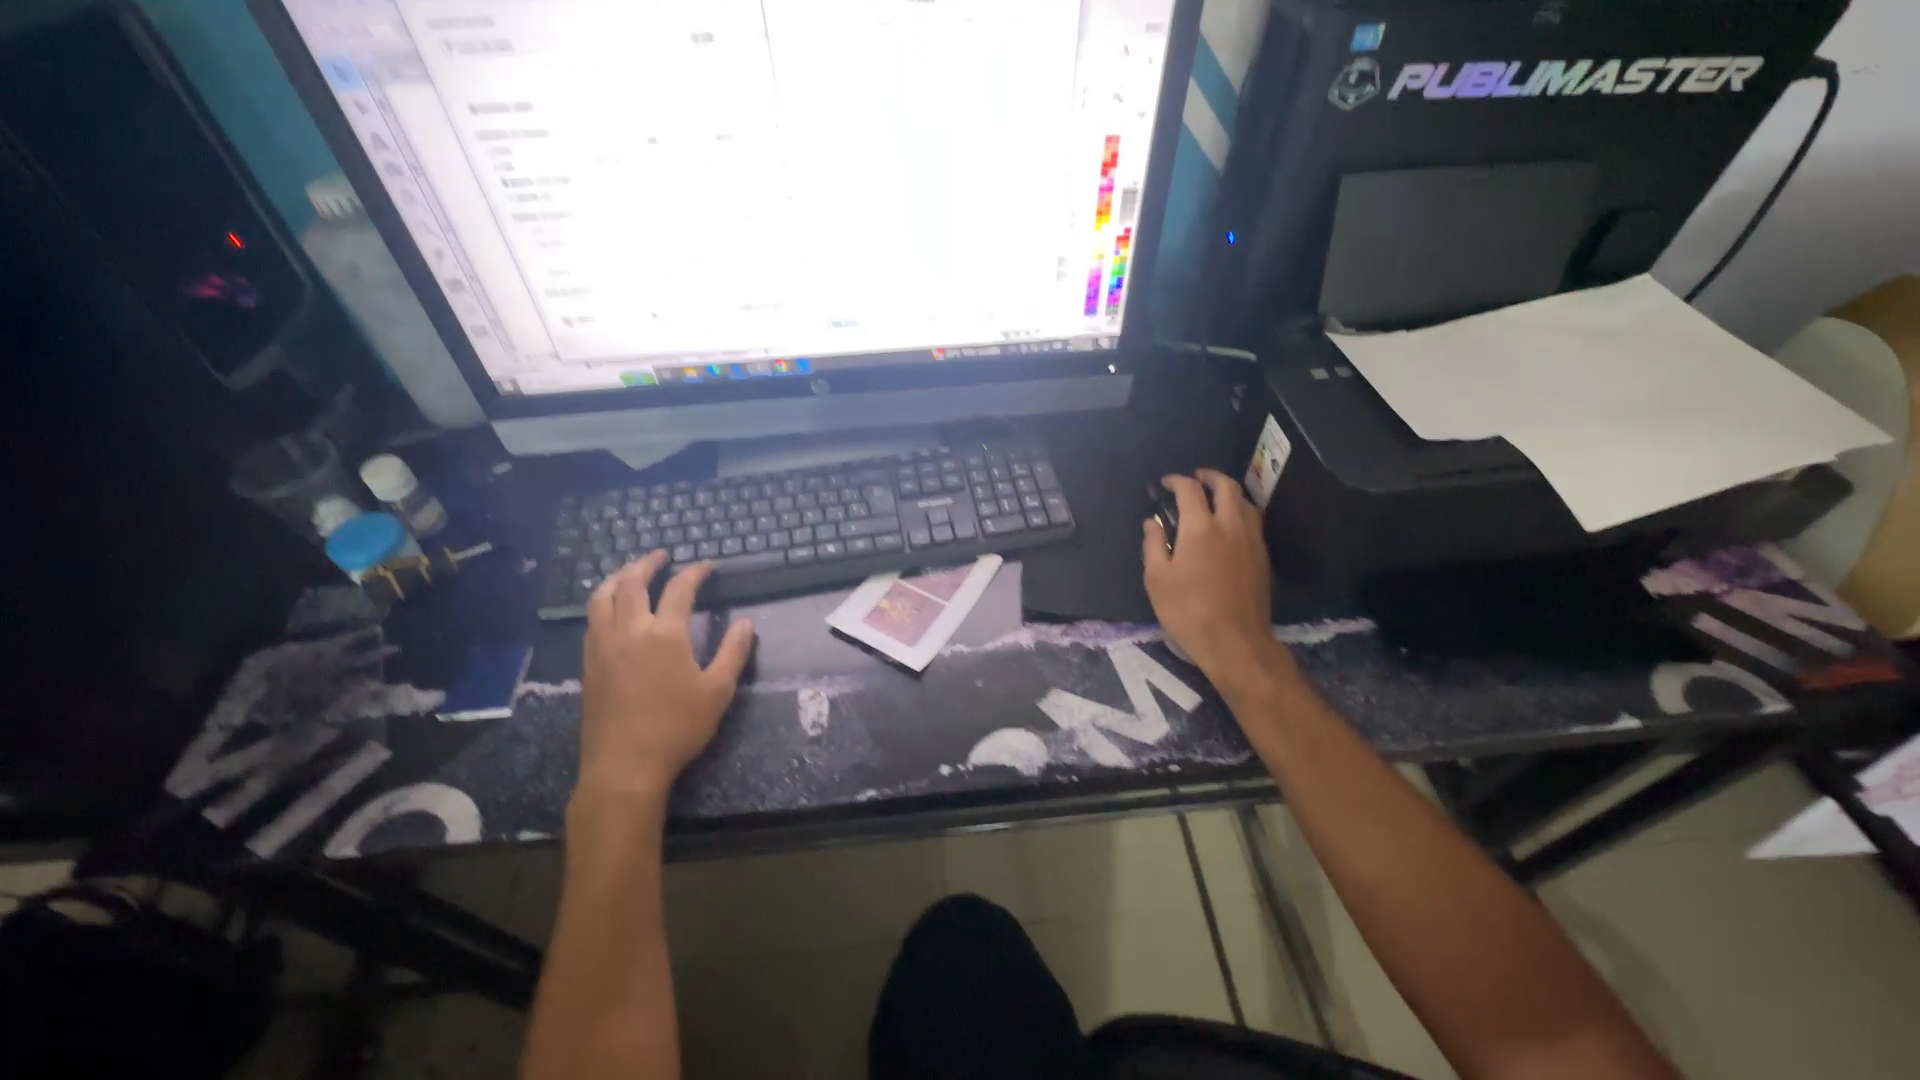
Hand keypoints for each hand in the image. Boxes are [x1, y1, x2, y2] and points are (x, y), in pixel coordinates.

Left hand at [578, 553, 755, 802]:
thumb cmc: (677, 728)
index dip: (695, 572)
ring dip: (618, 577)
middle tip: (660, 555)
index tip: (706, 565)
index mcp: (665, 634)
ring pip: (603, 597)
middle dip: (647, 563)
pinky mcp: (589, 663)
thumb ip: (733, 653)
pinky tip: (610, 610)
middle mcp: (630, 630)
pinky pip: (592, 619)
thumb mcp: (717, 692)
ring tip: (629, 572)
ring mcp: (603, 646)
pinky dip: (603, 602)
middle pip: (633, 583)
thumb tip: (747, 623)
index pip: (680, 589)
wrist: (625, 764)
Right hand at [1143, 471, 1287, 686]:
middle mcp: (1230, 525)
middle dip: (1209, 476)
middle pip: (1226, 486)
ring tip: (1214, 497)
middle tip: (1195, 478)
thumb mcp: (1157, 580)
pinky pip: (1253, 521)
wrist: (1235, 641)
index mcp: (1200, 528)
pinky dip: (1240, 511)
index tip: (1165, 484)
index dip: (1176, 481)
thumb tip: (1153, 522)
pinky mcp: (1263, 556)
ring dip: (1229, 492)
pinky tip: (1230, 524)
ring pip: (1245, 501)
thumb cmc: (1188, 612)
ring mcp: (1251, 540)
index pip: (1189, 489)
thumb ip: (1154, 545)